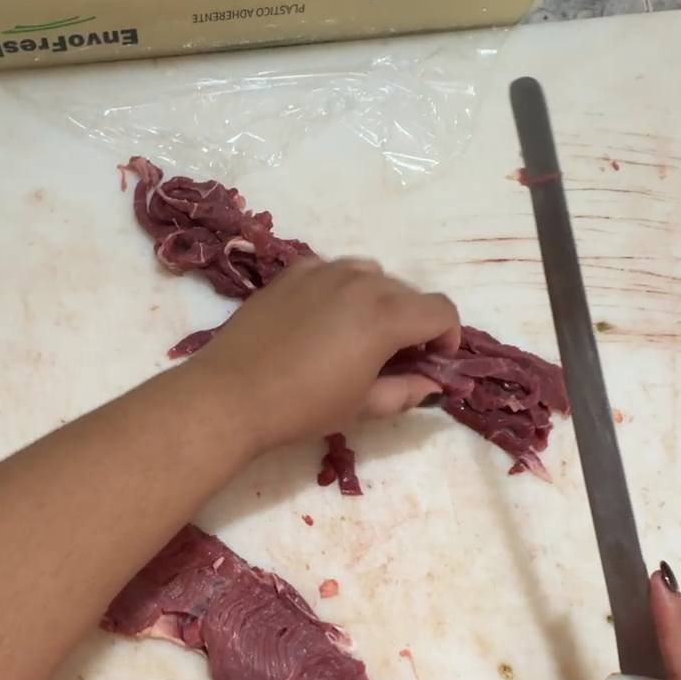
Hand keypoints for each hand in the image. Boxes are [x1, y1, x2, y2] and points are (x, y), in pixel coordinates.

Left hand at [185, 257, 461, 451]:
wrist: (232, 395)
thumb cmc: (302, 408)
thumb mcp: (361, 407)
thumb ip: (404, 392)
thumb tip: (431, 385)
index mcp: (386, 315)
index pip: (440, 311)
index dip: (447, 337)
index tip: (434, 361)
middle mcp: (360, 282)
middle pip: (407, 293)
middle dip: (412, 323)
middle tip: (395, 358)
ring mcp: (322, 271)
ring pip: (370, 276)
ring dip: (378, 302)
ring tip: (357, 337)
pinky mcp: (291, 273)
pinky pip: (332, 271)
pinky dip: (341, 290)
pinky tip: (323, 320)